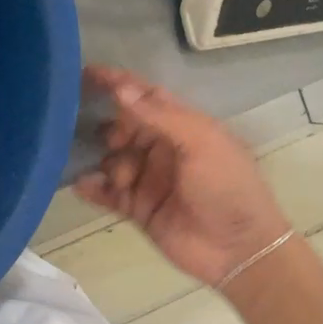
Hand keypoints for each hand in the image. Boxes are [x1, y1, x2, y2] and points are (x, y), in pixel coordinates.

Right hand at [74, 66, 291, 285]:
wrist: (240, 250)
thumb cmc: (227, 187)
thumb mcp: (200, 143)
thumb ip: (159, 115)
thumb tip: (120, 89)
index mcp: (183, 127)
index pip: (146, 96)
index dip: (119, 83)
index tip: (86, 72)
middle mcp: (163, 149)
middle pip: (124, 127)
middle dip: (109, 128)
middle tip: (102, 137)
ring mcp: (149, 180)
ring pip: (113, 160)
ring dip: (103, 161)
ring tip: (110, 172)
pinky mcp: (138, 209)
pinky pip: (108, 193)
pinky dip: (93, 188)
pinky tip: (82, 185)